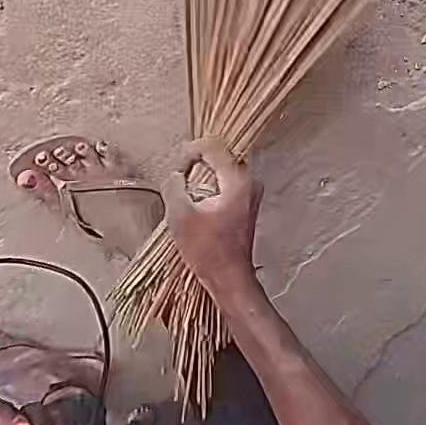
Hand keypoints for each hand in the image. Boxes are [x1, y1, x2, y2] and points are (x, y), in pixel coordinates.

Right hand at [160, 137, 262, 296]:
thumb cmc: (207, 250)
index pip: (213, 147)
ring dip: (204, 172)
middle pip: (221, 154)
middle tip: (180, 173)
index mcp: (238, 181)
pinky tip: (198, 198)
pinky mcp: (246, 203)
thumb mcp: (180, 216)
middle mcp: (250, 182)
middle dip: (198, 159)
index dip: (190, 152)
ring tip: (186, 185)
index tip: (177, 169)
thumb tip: (176, 175)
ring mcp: (251, 193)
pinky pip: (227, 181)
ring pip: (224, 168)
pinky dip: (211, 183)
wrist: (229, 277)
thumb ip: (174, 187)